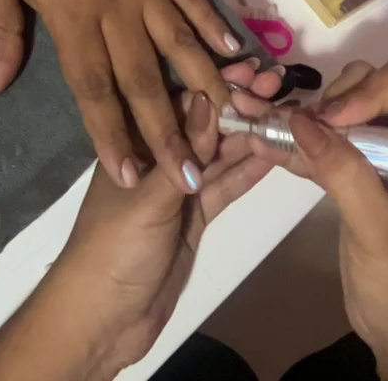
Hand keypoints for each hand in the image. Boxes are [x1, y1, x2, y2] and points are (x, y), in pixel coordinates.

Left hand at [0, 0, 252, 194]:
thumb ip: (0, 32)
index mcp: (71, 12)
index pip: (93, 85)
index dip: (110, 133)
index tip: (128, 176)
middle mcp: (115, 4)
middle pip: (144, 76)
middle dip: (165, 130)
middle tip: (186, 176)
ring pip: (178, 41)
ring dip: (203, 84)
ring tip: (229, 122)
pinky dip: (211, 23)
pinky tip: (232, 50)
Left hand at [37, 84, 271, 376]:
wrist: (101, 318)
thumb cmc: (113, 249)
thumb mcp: (149, 197)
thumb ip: (181, 150)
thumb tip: (208, 94)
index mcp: (133, 141)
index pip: (178, 102)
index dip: (214, 84)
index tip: (251, 69)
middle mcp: (156, 156)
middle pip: (202, 124)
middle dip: (237, 106)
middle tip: (277, 86)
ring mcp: (176, 187)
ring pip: (217, 154)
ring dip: (248, 136)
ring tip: (286, 112)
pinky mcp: (192, 216)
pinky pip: (222, 186)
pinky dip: (245, 172)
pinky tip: (274, 154)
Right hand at [245, 59, 387, 380]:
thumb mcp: (379, 229)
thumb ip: (343, 171)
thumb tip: (300, 118)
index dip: (369, 90)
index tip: (333, 119)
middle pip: (373, 87)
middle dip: (335, 98)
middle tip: (306, 125)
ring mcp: (383, 161)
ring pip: (344, 112)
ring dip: (311, 116)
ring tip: (278, 128)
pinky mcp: (357, 180)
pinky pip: (326, 146)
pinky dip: (299, 143)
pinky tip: (266, 143)